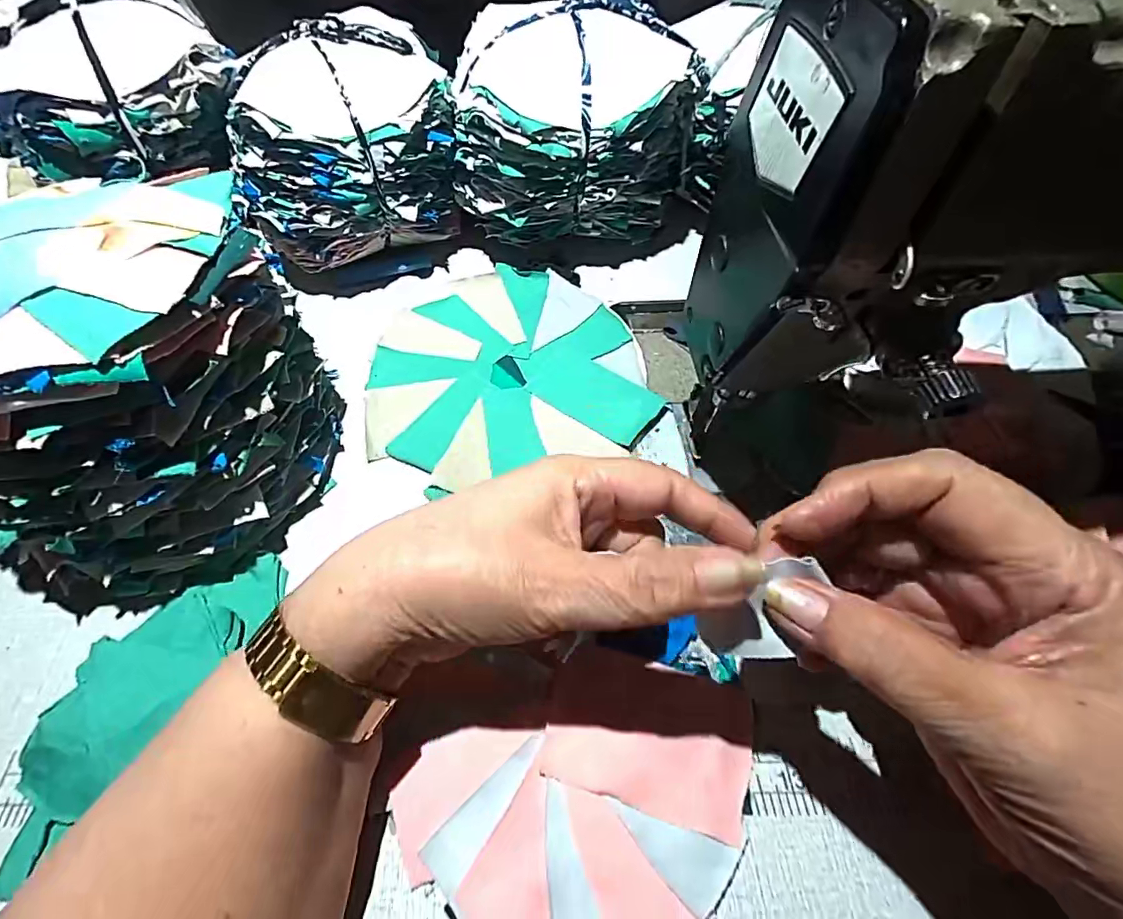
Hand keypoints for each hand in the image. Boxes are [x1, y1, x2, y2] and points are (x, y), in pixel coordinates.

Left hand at [282, 456, 762, 691]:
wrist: (369, 616)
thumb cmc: (470, 576)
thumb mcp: (568, 585)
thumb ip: (655, 586)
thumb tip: (745, 574)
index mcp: (579, 478)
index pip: (666, 486)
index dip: (713, 516)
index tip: (754, 555)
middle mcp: (568, 502)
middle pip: (643, 534)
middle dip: (666, 575)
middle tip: (695, 624)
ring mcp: (548, 541)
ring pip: (615, 570)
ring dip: (626, 604)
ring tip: (611, 637)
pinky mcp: (530, 576)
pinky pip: (585, 592)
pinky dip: (593, 618)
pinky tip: (571, 644)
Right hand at [757, 450, 1122, 918]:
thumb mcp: (1008, 729)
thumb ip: (887, 655)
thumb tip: (781, 594)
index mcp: (1057, 561)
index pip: (947, 485)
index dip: (863, 489)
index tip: (794, 522)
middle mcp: (1015, 574)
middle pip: (906, 521)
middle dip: (831, 532)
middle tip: (764, 563)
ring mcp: (983, 620)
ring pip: (886, 571)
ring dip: (828, 579)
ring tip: (774, 601)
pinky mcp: (958, 665)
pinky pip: (884, 625)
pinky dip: (840, 627)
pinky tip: (805, 638)